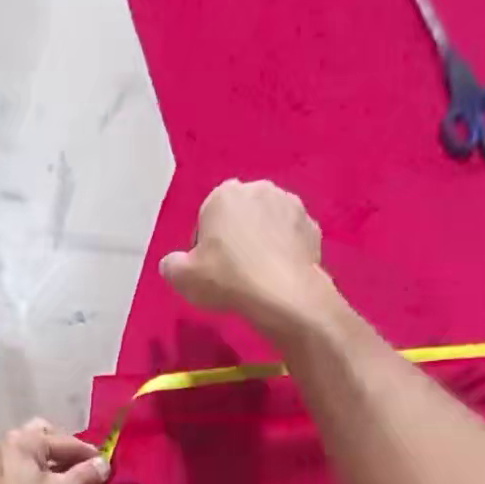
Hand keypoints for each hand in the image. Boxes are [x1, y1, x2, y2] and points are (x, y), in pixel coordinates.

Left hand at [0, 419, 110, 483]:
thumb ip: (88, 474)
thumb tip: (102, 463)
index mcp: (23, 440)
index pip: (66, 440)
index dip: (89, 453)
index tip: (106, 467)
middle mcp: (5, 445)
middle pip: (44, 438)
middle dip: (66, 451)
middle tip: (82, 469)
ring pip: (32, 456)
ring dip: (52, 465)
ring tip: (69, 483)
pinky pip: (21, 471)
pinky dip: (38, 476)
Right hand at [159, 179, 336, 343]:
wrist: (281, 294)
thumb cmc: (226, 278)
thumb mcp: (181, 277)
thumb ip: (171, 264)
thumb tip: (173, 263)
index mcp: (224, 195)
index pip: (207, 217)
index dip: (204, 244)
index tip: (207, 267)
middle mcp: (260, 189)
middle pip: (240, 216)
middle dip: (235, 236)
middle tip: (231, 271)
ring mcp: (291, 205)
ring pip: (268, 224)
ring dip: (262, 241)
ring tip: (256, 274)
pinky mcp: (313, 227)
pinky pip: (291, 238)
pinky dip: (284, 252)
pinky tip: (277, 275)